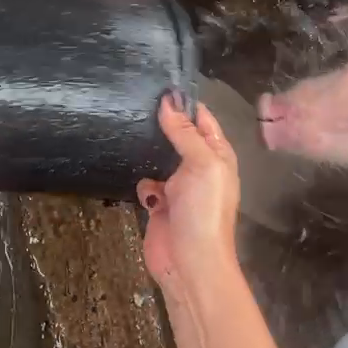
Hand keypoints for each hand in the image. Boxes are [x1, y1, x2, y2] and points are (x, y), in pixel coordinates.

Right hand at [137, 93, 240, 293]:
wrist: (190, 262)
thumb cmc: (204, 210)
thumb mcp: (201, 164)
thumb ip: (184, 132)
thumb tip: (168, 100)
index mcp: (218, 156)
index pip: (203, 120)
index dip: (184, 103)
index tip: (160, 84)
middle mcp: (200, 168)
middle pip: (179, 136)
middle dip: (162, 124)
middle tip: (137, 102)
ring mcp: (179, 187)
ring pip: (159, 157)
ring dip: (148, 152)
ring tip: (129, 132)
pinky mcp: (159, 204)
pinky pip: (147, 182)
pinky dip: (143, 184)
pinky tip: (142, 188)